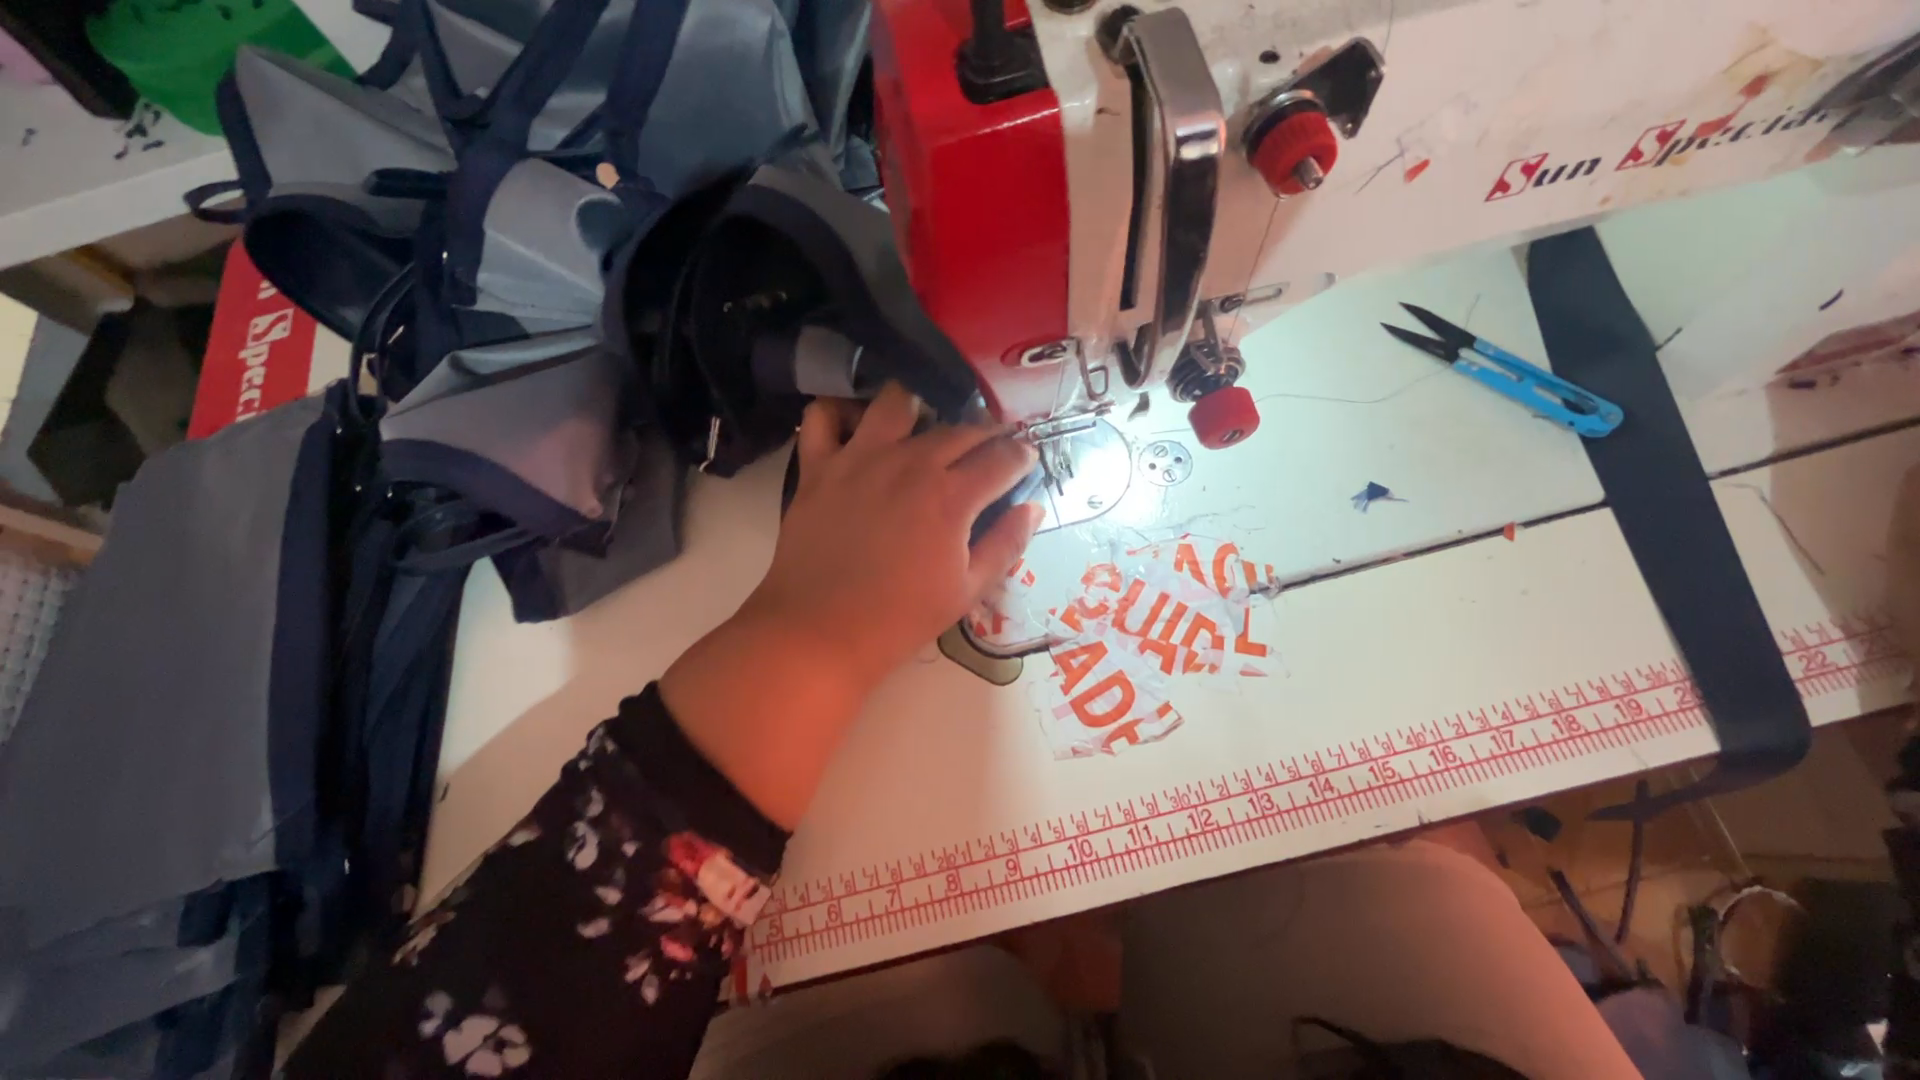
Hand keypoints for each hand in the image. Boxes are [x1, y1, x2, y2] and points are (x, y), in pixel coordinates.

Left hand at [661, 383, 1043, 828]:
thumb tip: (1032, 508)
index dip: (1022, 456)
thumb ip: (1005, 544)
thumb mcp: (966, 590)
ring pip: (897, 403)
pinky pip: (824, 417)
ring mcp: (859, 458)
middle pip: (959, 429)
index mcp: (952, 496)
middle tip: (991, 445)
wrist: (819, 633)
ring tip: (925, 425)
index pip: (1002, 459)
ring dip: (921, 407)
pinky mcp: (818, 465)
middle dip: (986, 433)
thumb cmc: (900, 619)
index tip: (1027, 459)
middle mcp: (910, 463)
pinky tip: (856, 427)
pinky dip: (841, 412)